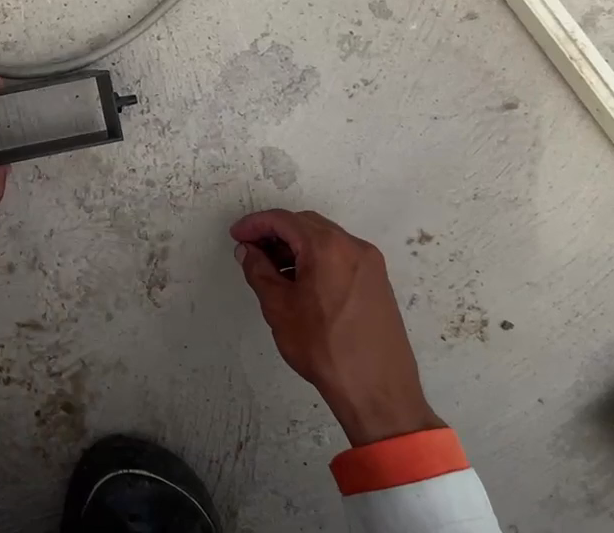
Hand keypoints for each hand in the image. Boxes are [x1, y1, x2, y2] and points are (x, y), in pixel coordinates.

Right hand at [231, 209, 444, 446]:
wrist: (378, 392)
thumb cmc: (323, 347)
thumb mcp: (278, 307)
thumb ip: (258, 270)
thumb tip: (248, 251)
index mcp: (328, 247)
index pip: (283, 220)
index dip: (254, 224)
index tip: (235, 236)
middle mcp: (354, 247)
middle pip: (305, 224)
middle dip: (275, 232)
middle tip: (250, 250)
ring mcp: (371, 265)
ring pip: (324, 239)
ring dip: (295, 245)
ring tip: (271, 268)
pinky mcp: (378, 283)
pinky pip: (340, 255)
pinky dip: (316, 257)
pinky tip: (299, 280)